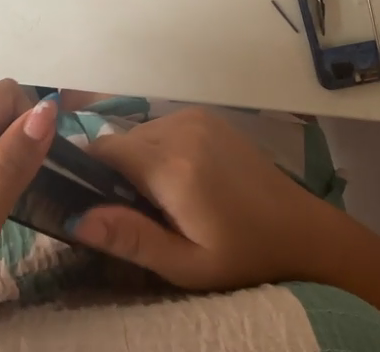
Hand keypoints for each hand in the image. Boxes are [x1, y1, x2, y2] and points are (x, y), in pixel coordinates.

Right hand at [69, 108, 357, 290]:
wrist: (303, 233)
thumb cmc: (243, 257)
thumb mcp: (186, 265)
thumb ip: (131, 238)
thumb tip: (76, 218)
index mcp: (173, 166)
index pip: (103, 151)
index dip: (91, 177)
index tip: (100, 207)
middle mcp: (181, 129)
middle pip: (121, 142)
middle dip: (119, 175)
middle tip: (142, 215)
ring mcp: (196, 117)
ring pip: (140, 134)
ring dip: (139, 162)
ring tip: (167, 201)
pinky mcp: (207, 115)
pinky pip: (162, 127)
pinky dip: (160, 150)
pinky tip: (183, 181)